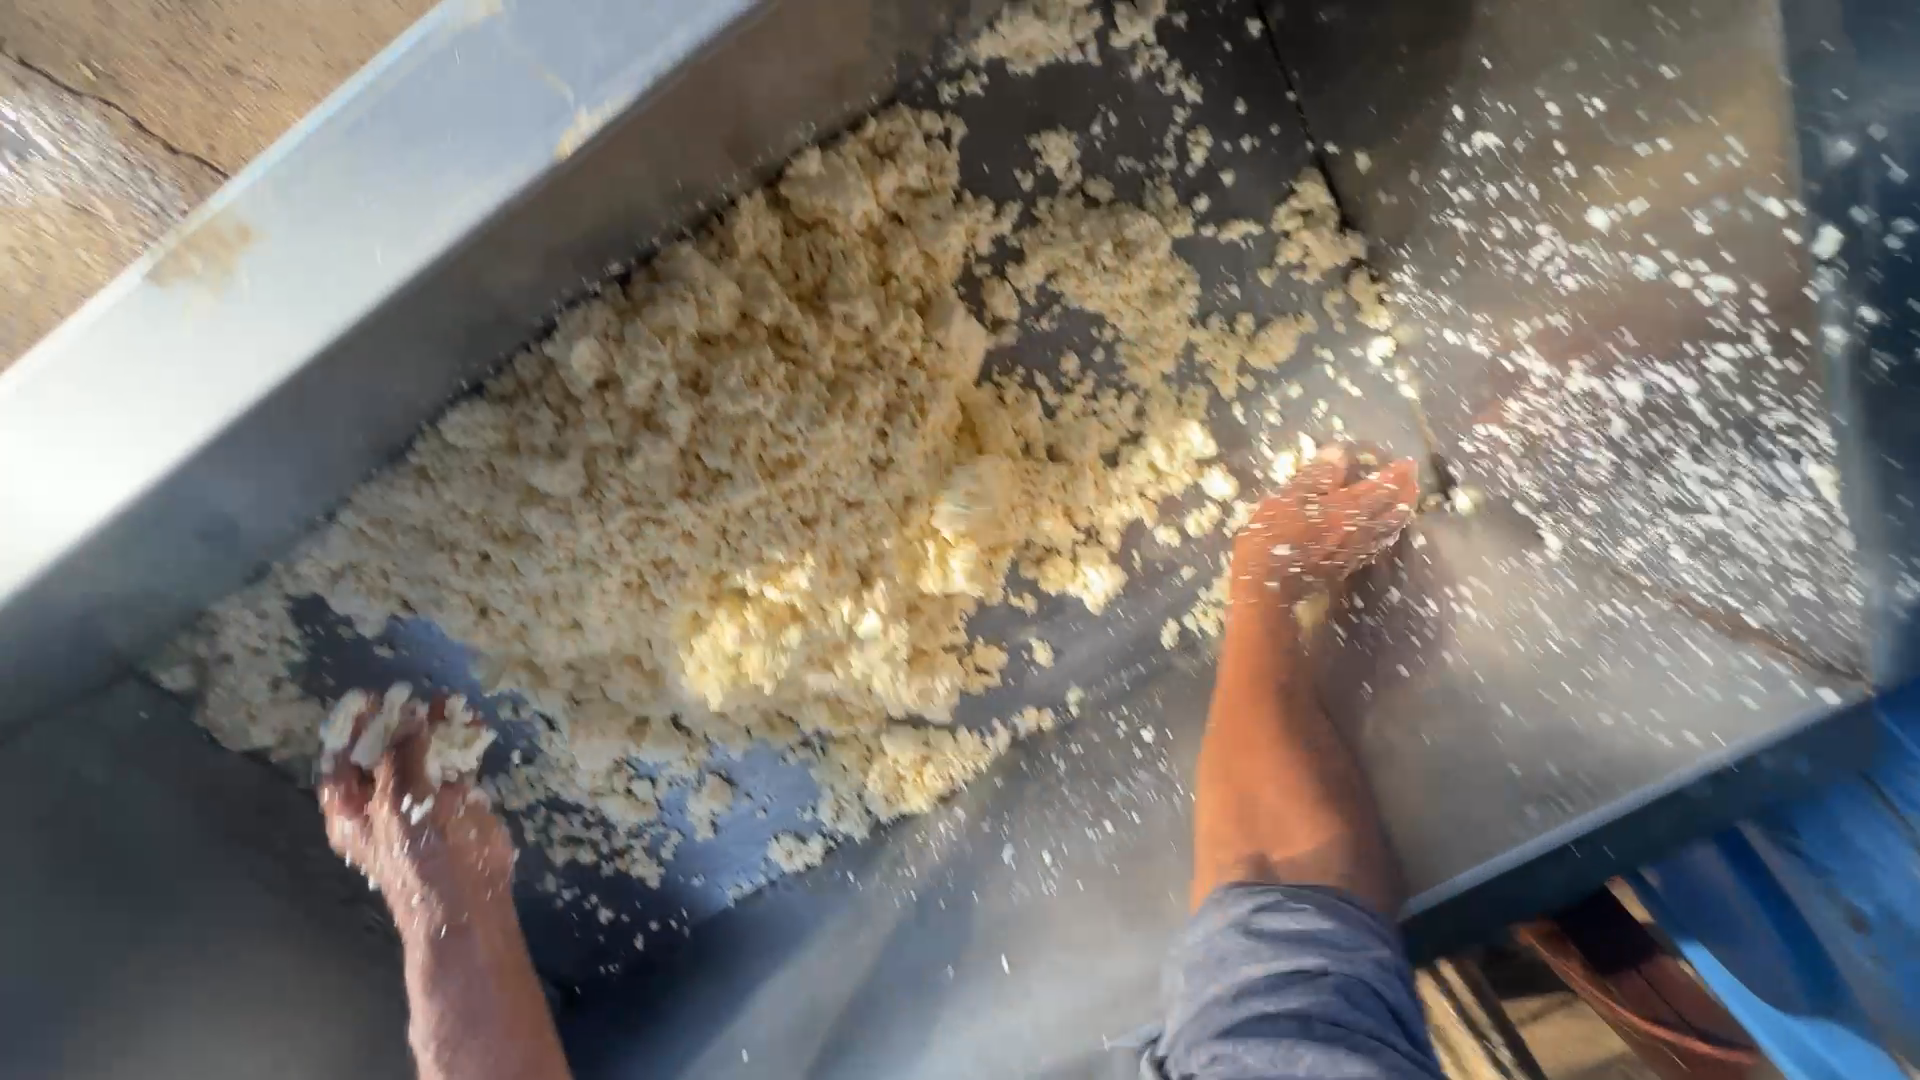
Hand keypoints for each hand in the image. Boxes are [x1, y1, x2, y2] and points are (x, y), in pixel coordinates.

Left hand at [317, 693, 515, 936]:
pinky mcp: (457, 799)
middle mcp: (383, 801)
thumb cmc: (419, 858)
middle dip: (399, 722)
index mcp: (353, 810)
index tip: (369, 698)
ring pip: (425, 752)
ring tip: (450, 700)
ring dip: (436, 726)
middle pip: (385, 751)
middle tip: (413, 692)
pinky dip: (466, 741)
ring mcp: (422, 799)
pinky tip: (475, 723)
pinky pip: (458, 762)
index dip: (351, 729)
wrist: (466, 895)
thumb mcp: (398, 806)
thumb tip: (408, 717)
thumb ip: (401, 759)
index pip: (343, 761)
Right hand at [1228, 444, 1419, 613]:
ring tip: (1401, 503)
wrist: (1268, 588)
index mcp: (1347, 509)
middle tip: (1410, 481)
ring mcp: (1355, 551)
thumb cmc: (1272, 538)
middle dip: (1406, 494)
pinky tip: (1379, 532)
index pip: (1383, 488)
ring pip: (1388, 530)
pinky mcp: (1345, 567)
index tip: (1407, 463)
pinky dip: (1385, 533)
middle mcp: (1360, 530)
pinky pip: (1376, 545)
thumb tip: (1339, 453)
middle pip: (1394, 511)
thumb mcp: (1287, 499)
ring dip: (1399, 514)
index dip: (1398, 474)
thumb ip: (1315, 476)